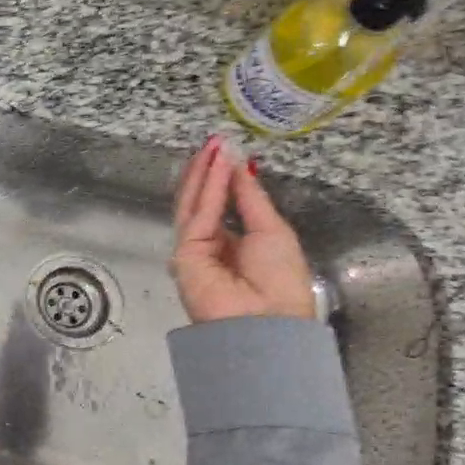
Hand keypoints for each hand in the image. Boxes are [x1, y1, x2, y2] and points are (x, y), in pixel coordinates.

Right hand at [170, 135, 316, 322]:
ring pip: (196, 204)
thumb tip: (242, 165)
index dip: (226, 180)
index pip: (225, 207)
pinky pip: (198, 214)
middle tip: (217, 142)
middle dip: (210, 171)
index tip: (231, 153)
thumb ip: (251, 198)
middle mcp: (213, 246)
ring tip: (212, 146)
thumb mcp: (274, 231)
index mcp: (237, 246)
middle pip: (205, 202)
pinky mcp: (184, 251)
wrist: (264, 322)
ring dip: (204, 174)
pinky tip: (216, 165)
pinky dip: (208, 188)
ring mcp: (195, 249)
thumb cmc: (280, 281)